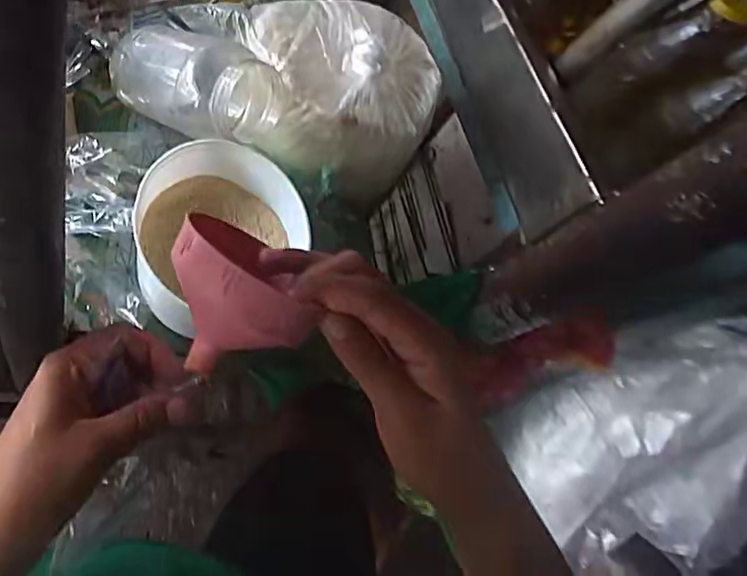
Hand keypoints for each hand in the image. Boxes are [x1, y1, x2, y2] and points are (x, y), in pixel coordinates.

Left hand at [0, 325, 190, 575]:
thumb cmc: (37, 482)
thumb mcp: (95, 447)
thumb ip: (143, 418)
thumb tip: (190, 399)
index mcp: (67, 365)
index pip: (123, 338)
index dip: (157, 353)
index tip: (184, 381)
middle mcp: (69, 375)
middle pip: (123, 359)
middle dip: (155, 376)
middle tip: (186, 403)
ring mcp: (69, 401)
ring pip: (119, 385)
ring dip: (148, 397)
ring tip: (175, 418)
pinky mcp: (71, 427)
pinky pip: (110, 408)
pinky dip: (133, 415)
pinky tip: (152, 430)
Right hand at [264, 249, 567, 573]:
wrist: (471, 481)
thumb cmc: (438, 457)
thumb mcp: (401, 417)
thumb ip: (368, 362)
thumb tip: (328, 315)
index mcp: (424, 338)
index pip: (373, 296)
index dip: (331, 285)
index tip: (291, 290)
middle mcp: (417, 321)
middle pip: (366, 276)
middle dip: (322, 267)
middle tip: (275, 271)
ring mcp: (407, 326)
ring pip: (362, 282)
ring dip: (323, 271)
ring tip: (281, 266)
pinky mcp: (397, 336)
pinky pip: (362, 302)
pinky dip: (332, 291)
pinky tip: (308, 293)